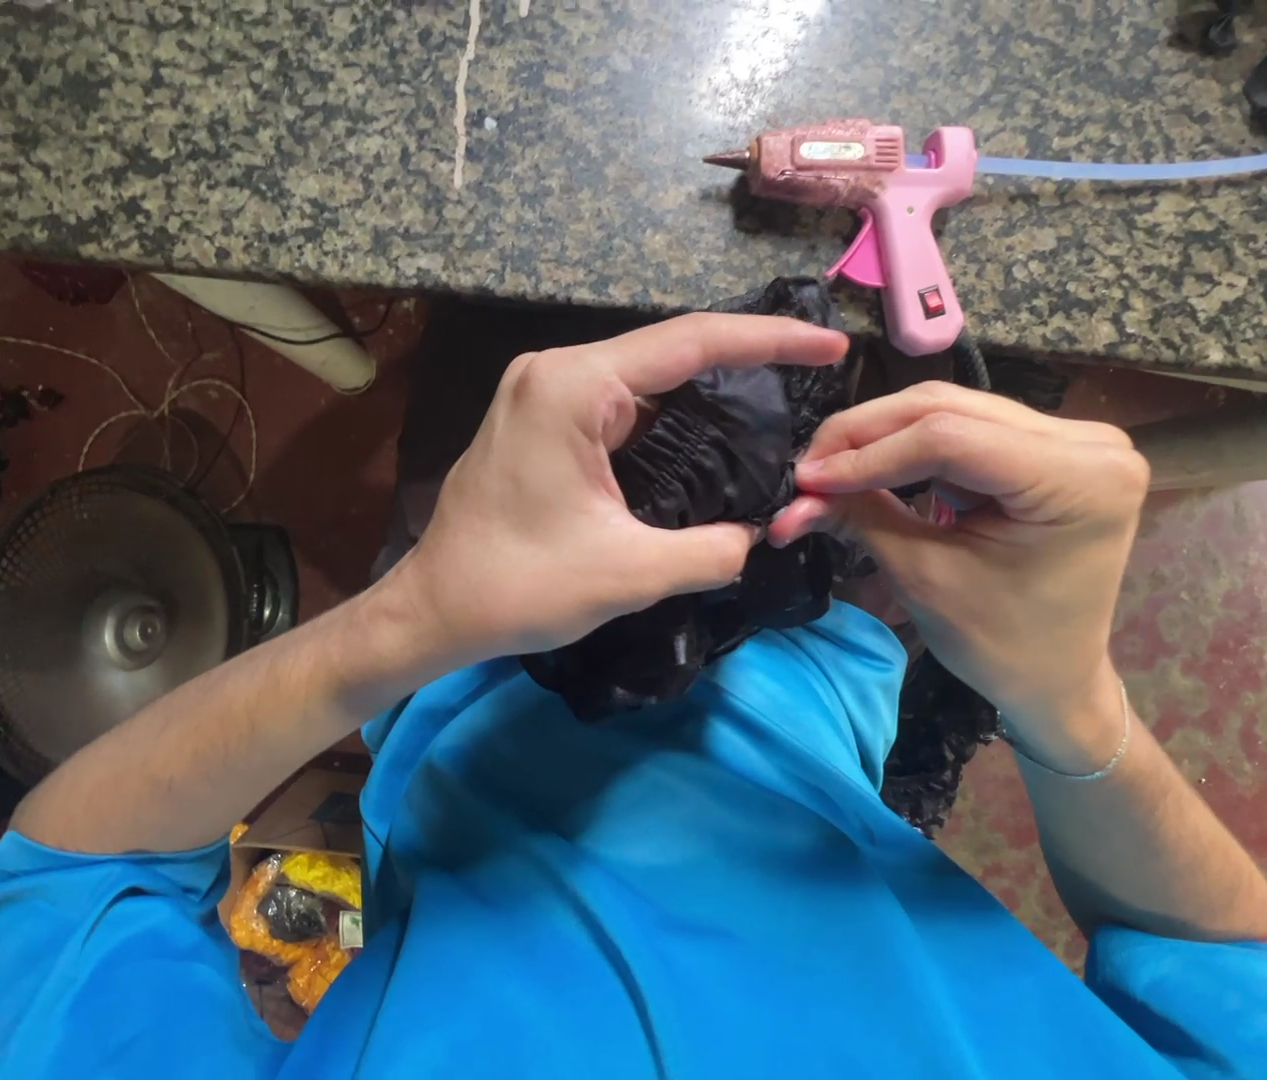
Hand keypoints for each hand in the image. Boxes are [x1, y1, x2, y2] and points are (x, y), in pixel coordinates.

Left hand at [382, 313, 847, 663]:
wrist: (435, 608)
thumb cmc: (518, 587)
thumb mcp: (630, 573)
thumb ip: (712, 550)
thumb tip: (758, 535)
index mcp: (572, 387)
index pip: (690, 343)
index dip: (769, 341)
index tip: (831, 346)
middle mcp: (554, 372)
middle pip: (667, 355)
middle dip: (741, 369)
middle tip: (810, 388)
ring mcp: (541, 393)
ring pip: (642, 383)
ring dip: (701, 402)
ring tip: (771, 420)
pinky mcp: (538, 420)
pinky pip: (616, 408)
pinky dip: (663, 425)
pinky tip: (704, 448)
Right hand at [767, 382, 1147, 765]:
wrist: (1053, 676)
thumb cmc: (1000, 643)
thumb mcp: (923, 577)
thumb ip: (860, 518)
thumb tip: (791, 496)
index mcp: (1079, 479)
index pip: (949, 439)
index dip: (867, 455)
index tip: (805, 480)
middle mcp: (1087, 441)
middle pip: (947, 408)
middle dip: (863, 435)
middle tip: (806, 468)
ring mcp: (1071, 438)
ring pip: (948, 407)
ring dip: (877, 435)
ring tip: (825, 466)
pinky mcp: (1045, 445)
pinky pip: (959, 425)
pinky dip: (903, 444)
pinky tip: (864, 464)